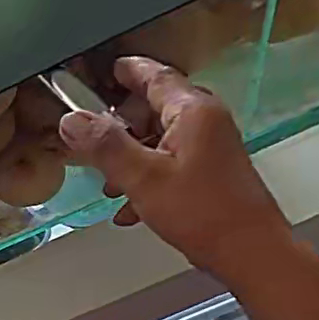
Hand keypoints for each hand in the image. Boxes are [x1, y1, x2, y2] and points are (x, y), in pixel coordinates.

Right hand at [57, 57, 290, 268]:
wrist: (247, 251)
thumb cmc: (200, 211)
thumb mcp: (143, 178)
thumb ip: (105, 146)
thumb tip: (71, 120)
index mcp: (193, 112)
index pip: (157, 77)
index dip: (130, 71)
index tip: (110, 69)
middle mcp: (206, 123)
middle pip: (155, 110)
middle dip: (122, 127)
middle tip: (94, 142)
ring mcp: (211, 149)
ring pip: (160, 142)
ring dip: (130, 159)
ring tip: (108, 185)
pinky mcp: (211, 175)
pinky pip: (170, 167)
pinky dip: (147, 181)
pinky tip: (129, 210)